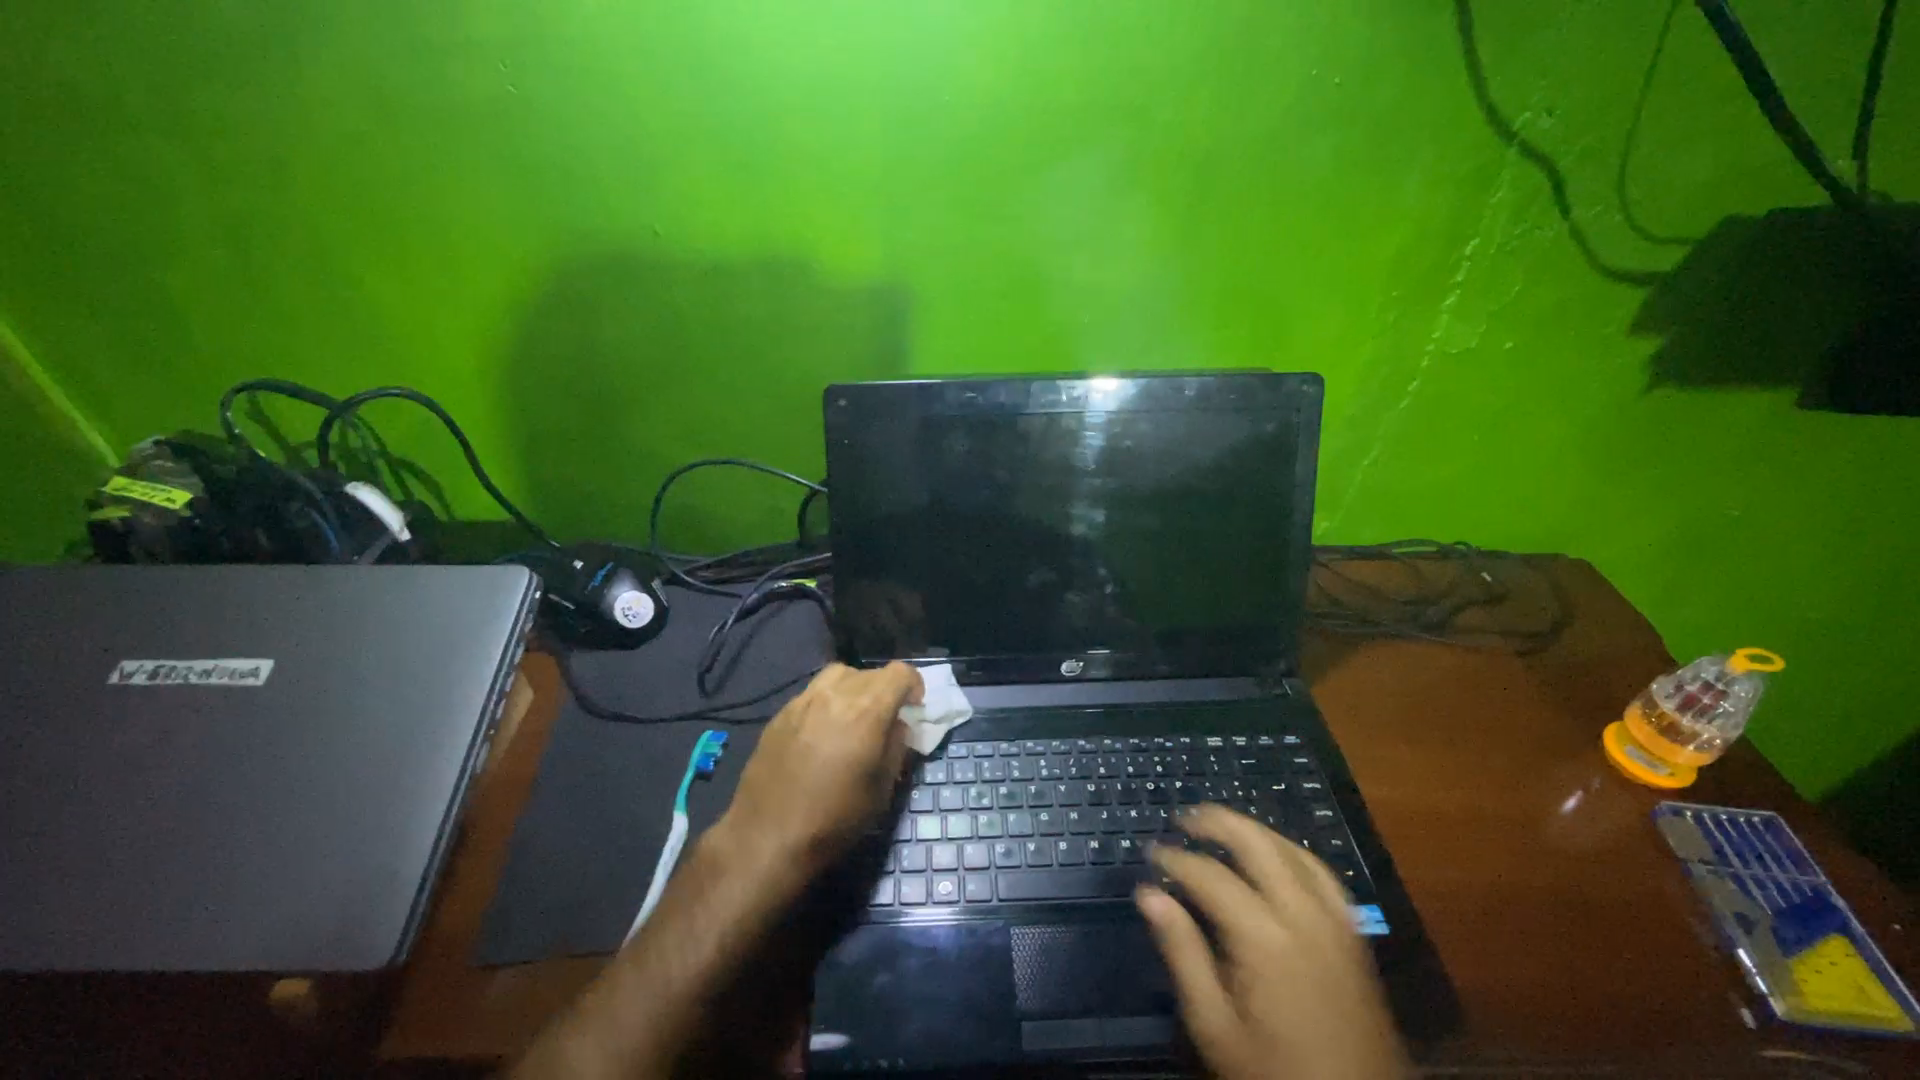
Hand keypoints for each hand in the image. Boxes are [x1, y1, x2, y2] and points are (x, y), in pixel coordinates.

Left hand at [718, 662, 923, 875]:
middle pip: (870, 673)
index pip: (899, 673)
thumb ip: (896, 747)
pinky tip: (822, 733)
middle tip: (885, 719)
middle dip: (886, 690)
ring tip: (854, 717)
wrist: (767, 836)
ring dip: (854, 688)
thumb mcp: (881, 789)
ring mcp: (802, 702)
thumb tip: (897, 725)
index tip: (913, 709)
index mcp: (866, 711)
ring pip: (838, 675)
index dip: (913, 686)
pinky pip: (812, 693)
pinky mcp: (780, 715)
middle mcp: (834, 695)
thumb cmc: (835, 819)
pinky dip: (827, 702)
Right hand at [1137, 805, 1408, 1079]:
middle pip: (1258, 844)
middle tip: (1184, 819)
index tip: (1151, 854)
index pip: (1211, 875)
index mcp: (1264, 936)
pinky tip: (1278, 855)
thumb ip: (1182, 952)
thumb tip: (1149, 895)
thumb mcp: (1213, 1023)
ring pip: (1294, 850)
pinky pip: (1324, 874)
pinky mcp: (1353, 934)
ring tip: (1222, 826)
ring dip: (1255, 830)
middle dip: (1217, 822)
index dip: (1176, 859)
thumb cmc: (1272, 1068)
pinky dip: (1294, 852)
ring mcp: (1335, 921)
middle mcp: (1303, 914)